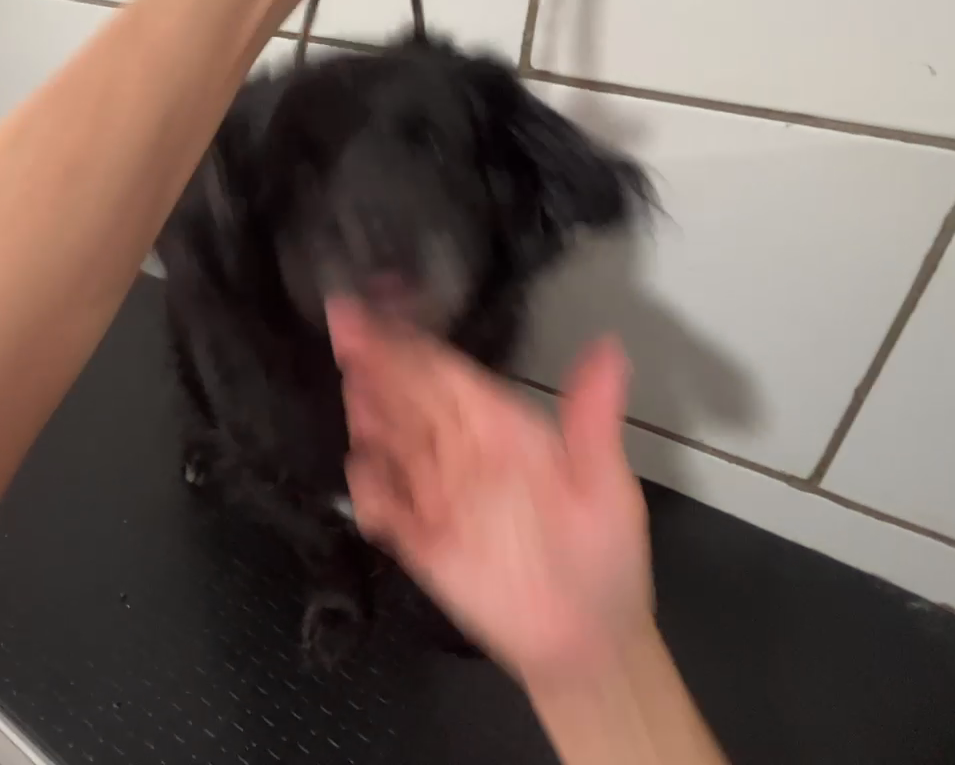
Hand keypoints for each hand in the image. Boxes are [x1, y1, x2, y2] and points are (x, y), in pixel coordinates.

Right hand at [327, 300, 653, 688]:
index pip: (447, 376)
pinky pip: (383, 505)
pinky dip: (369, 488)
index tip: (378, 311)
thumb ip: (593, 418)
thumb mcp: (607, 485)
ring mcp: (434, 494)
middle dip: (375, 362)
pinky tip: (364, 471)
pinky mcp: (417, 538)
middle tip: (345, 327)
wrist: (586, 644)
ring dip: (367, 413)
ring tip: (354, 390)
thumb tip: (609, 346)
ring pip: (388, 441)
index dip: (412, 343)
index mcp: (500, 430)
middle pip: (408, 398)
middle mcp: (460, 452)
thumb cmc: (602, 559)